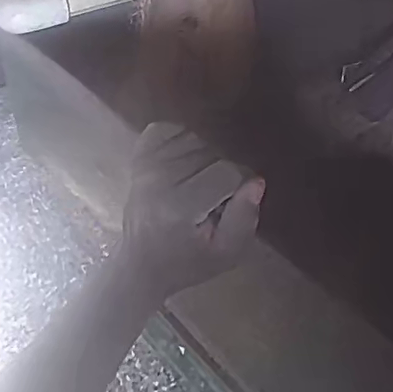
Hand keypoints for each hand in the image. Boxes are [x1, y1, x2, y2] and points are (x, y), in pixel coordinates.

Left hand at [119, 122, 264, 302]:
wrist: (143, 262)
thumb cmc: (188, 261)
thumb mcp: (226, 252)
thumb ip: (245, 218)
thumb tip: (255, 181)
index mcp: (179, 206)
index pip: (228, 172)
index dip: (241, 185)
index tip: (234, 203)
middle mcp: (158, 178)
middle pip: (211, 153)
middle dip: (222, 173)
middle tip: (214, 199)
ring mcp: (144, 164)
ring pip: (193, 139)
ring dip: (203, 157)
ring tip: (199, 182)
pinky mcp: (137, 156)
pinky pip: (166, 129)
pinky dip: (180, 139)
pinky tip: (183, 162)